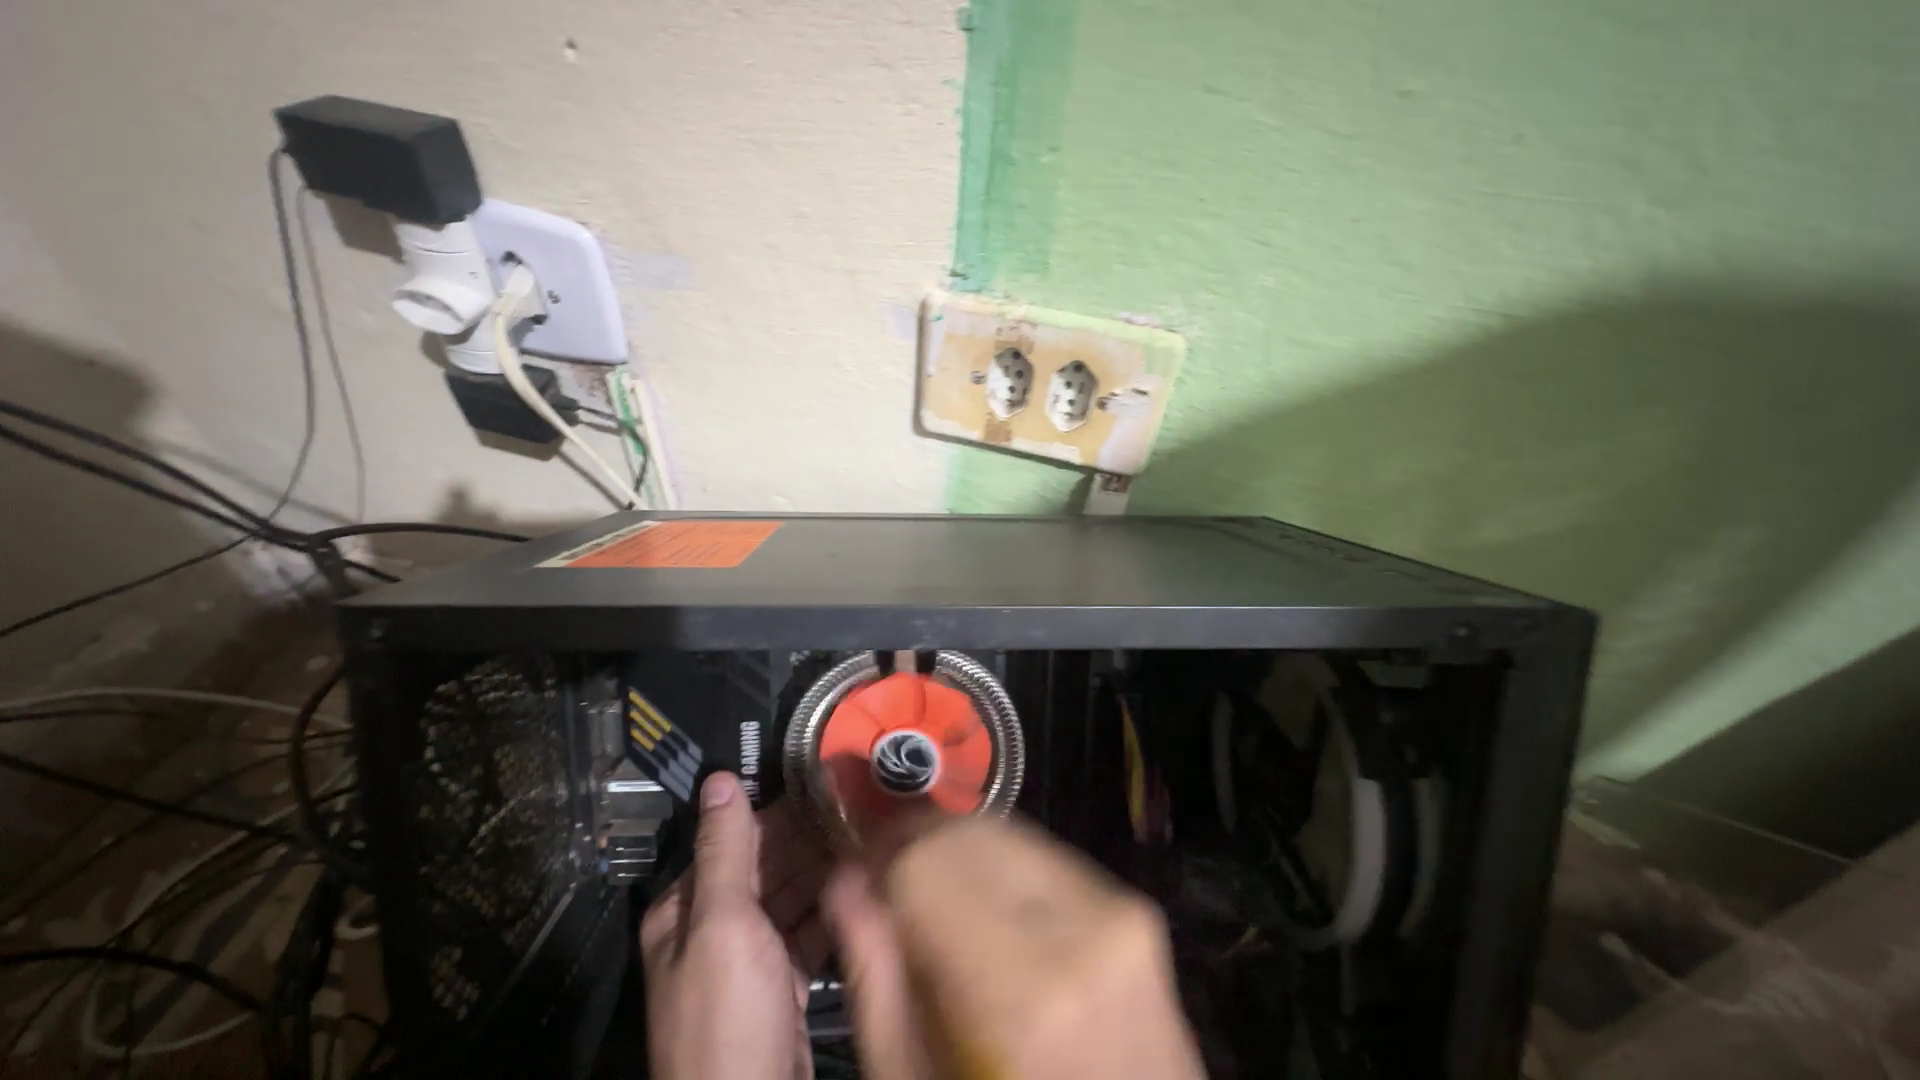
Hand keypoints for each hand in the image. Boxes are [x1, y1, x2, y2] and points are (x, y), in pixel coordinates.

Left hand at [641, 773, 834, 1079]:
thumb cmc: (727, 1019)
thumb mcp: (723, 925)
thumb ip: (726, 851)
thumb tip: (719, 780)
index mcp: (687, 911)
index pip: (734, 842)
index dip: (778, 813)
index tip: (825, 786)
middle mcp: (714, 931)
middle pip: (764, 869)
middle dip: (807, 840)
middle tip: (858, 810)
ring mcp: (749, 962)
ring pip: (789, 900)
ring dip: (822, 873)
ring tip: (867, 842)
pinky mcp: (781, 989)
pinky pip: (806, 936)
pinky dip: (828, 914)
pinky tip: (858, 893)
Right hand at [823, 816, 1205, 1079]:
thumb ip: (878, 979)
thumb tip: (846, 879)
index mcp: (1021, 991)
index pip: (927, 861)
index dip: (881, 855)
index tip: (859, 871)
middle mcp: (1079, 929)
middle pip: (969, 834)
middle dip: (917, 844)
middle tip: (887, 875)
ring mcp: (1117, 910)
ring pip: (1006, 831)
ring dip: (959, 849)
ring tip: (935, 890)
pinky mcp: (1134, 905)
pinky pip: (1045, 853)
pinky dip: (1002, 864)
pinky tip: (987, 903)